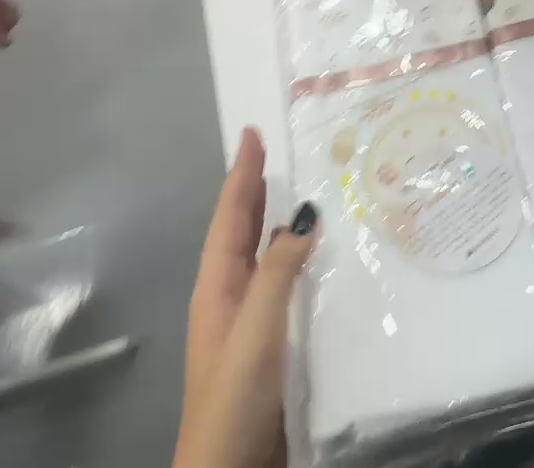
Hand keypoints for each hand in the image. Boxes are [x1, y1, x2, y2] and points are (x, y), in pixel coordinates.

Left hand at [174, 127, 317, 467]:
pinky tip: (316, 260)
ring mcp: (248, 321)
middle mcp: (229, 297)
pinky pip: (281, 283)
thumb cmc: (233, 399)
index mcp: (217, 288)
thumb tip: (302, 218)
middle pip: (240, 231)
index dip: (242, 175)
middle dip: (254, 190)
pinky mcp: (270, 342)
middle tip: (274, 152)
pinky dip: (295, 258)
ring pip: (261, 255)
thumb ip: (277, 273)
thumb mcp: (255, 331)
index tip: (251, 134)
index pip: (230, 218)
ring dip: (274, 221)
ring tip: (298, 192)